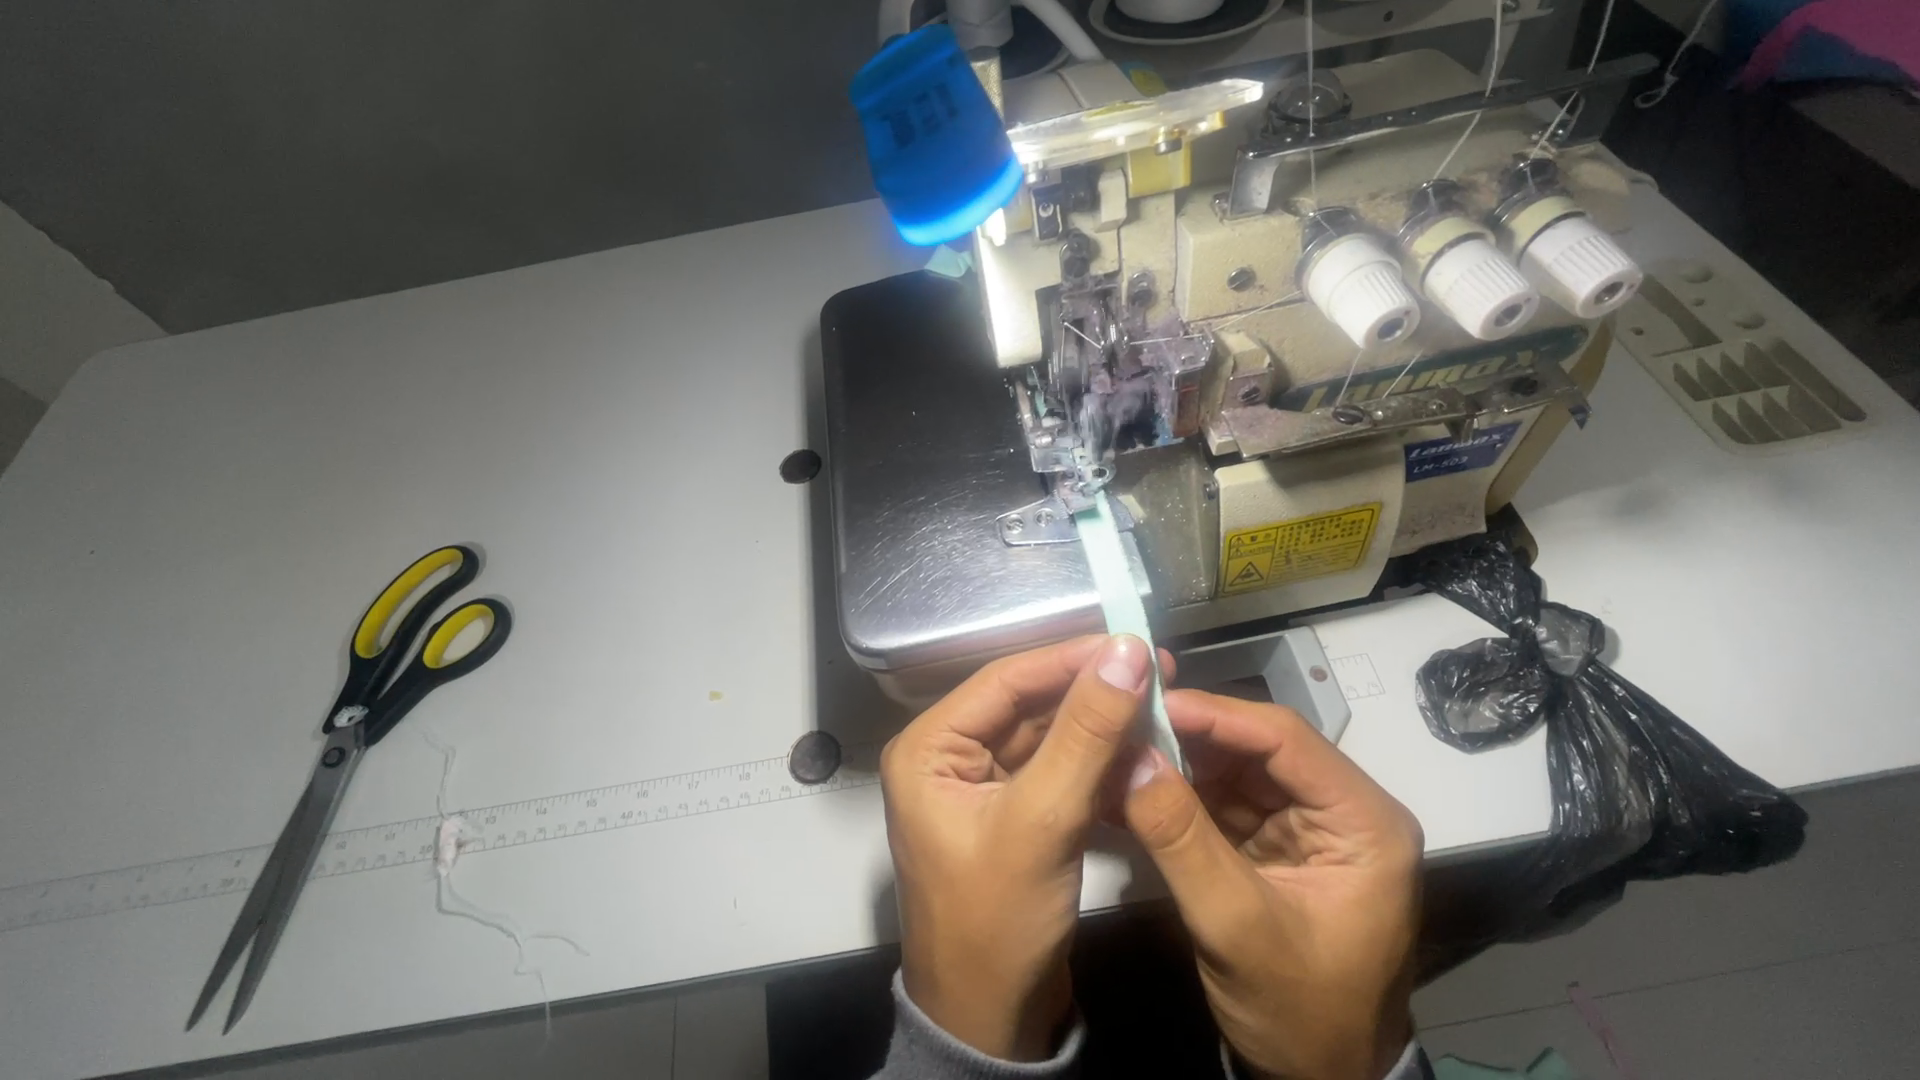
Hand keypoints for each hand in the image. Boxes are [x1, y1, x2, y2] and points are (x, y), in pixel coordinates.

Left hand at [881, 634, 1163, 1060]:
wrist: (991, 1023)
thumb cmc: (996, 924)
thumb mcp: (1041, 821)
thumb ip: (1085, 734)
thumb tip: (1126, 653)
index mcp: (930, 748)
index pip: (1006, 680)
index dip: (1071, 657)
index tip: (1135, 644)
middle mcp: (950, 757)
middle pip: (1029, 704)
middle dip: (1091, 691)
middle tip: (1158, 671)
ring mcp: (982, 787)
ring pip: (1048, 735)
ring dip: (1100, 726)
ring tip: (1159, 706)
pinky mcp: (1013, 815)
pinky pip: (1057, 771)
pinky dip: (1097, 763)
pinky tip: (1141, 752)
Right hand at [1123, 690, 1422, 1079]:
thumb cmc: (1299, 1012)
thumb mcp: (1237, 926)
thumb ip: (1182, 839)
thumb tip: (1130, 758)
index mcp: (1363, 821)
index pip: (1287, 739)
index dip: (1215, 714)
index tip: (1148, 703)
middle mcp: (1340, 810)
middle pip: (1257, 747)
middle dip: (1188, 736)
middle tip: (1122, 724)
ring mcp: (1304, 826)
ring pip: (1233, 769)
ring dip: (1176, 761)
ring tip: (1118, 748)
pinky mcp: (1272, 844)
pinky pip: (1220, 801)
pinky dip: (1176, 794)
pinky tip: (1131, 785)